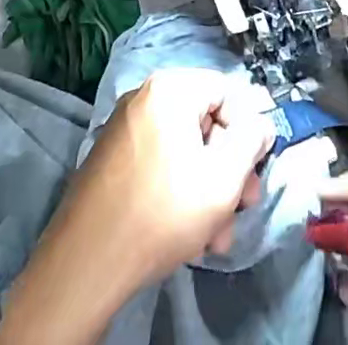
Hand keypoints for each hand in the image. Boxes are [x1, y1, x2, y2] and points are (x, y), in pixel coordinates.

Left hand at [0, 69, 274, 344]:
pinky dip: (180, 189)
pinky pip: (161, 161)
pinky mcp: (114, 156)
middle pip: (206, 121)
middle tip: (242, 205)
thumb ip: (251, 143)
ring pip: (185, 148)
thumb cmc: (163, 211)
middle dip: (230, 167)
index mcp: (169, 89)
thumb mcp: (224, 178)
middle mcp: (143, 98)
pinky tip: (190, 231)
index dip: (249, 129)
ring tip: (216, 234)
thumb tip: (260, 124)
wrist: (87, 259)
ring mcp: (125, 127)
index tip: (256, 167)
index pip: (227, 92)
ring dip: (208, 188)